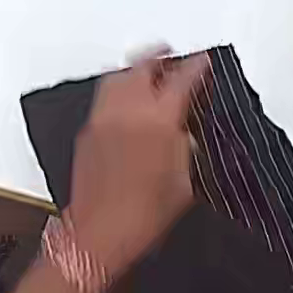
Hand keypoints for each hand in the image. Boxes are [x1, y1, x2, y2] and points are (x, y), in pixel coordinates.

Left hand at [64, 49, 210, 277]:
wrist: (99, 234)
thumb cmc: (143, 216)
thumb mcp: (184, 181)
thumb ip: (185, 147)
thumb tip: (183, 132)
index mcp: (158, 121)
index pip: (182, 79)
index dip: (196, 67)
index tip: (203, 62)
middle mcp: (127, 112)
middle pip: (144, 66)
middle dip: (162, 58)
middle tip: (174, 58)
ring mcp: (103, 119)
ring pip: (119, 76)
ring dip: (137, 69)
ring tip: (150, 72)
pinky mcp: (88, 131)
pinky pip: (105, 98)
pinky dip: (120, 90)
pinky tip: (129, 101)